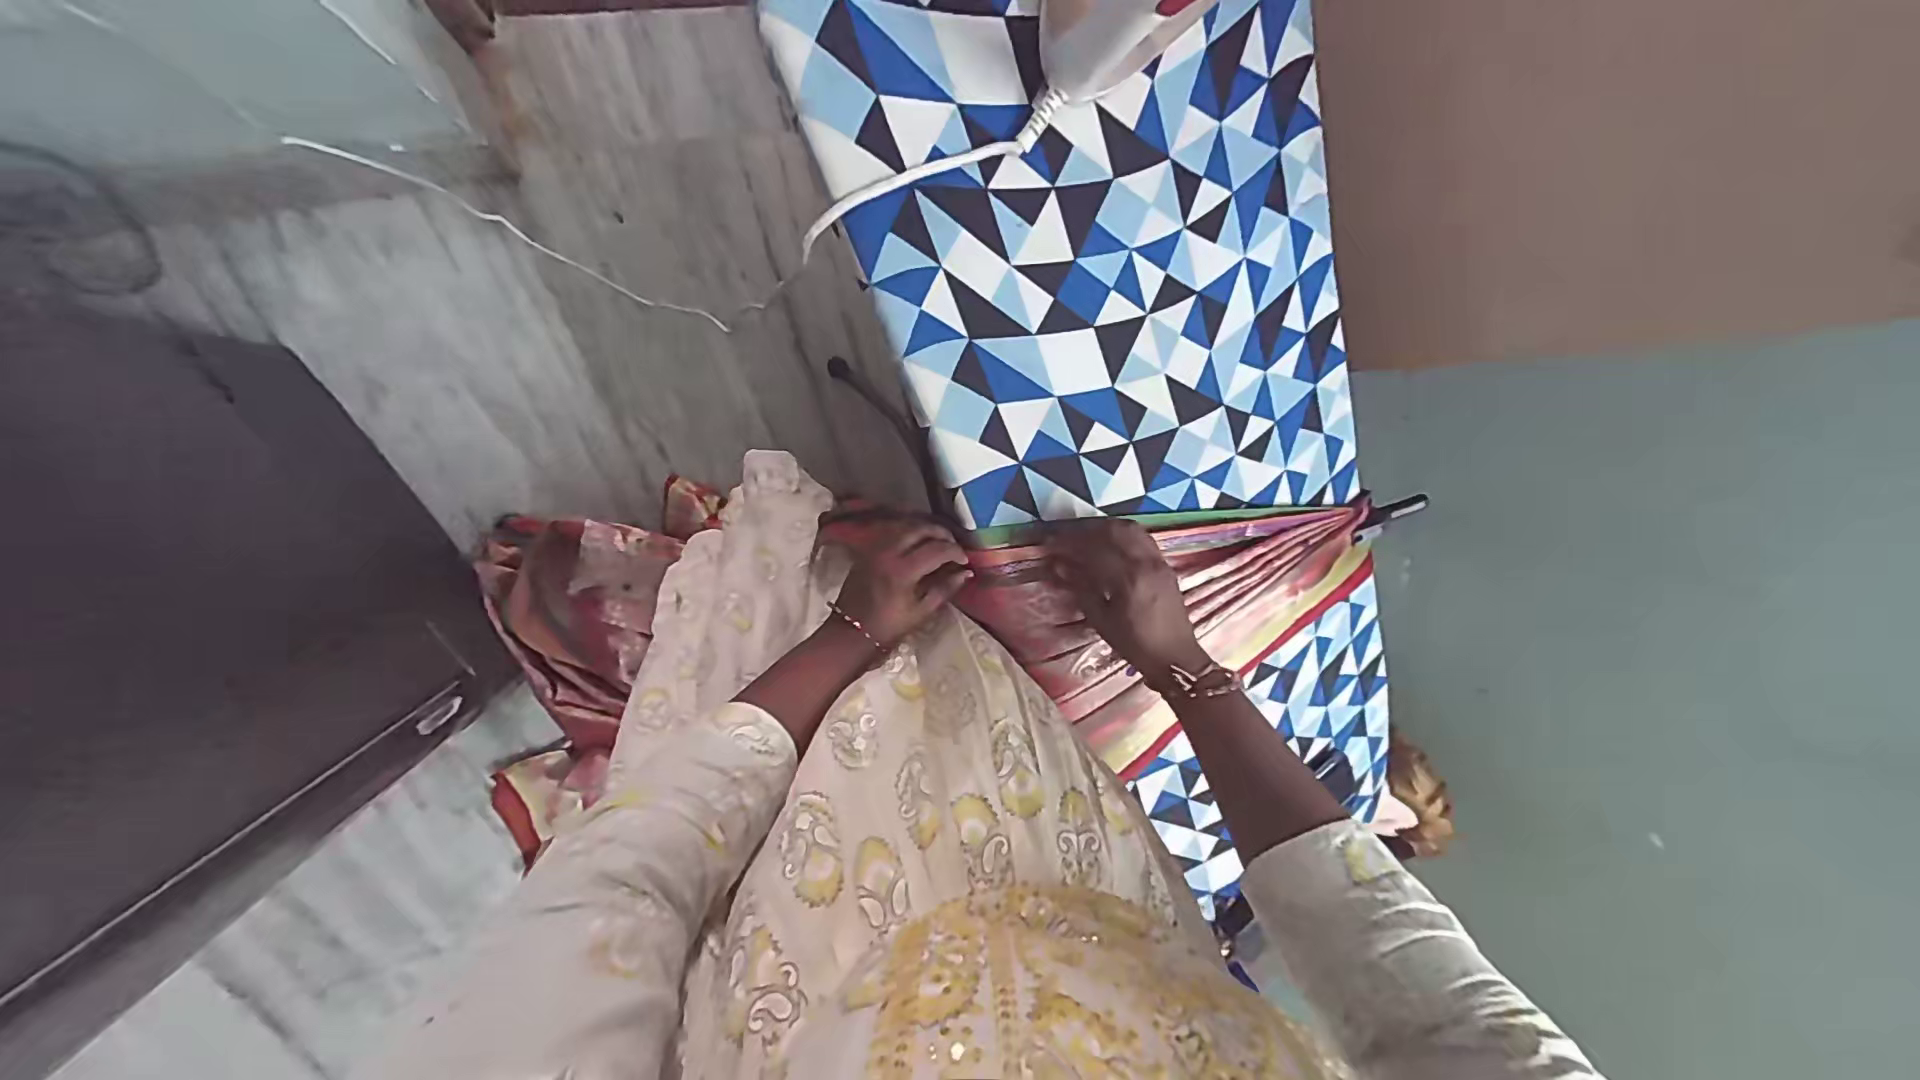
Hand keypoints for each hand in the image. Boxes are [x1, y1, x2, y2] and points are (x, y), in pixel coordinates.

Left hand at [824, 510, 970, 646]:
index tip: (965, 559)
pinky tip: (918, 542)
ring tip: (939, 540)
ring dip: (925, 529)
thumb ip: (945, 588)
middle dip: (942, 533)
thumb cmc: (888, 627)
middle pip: (921, 529)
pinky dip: (909, 532)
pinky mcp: (868, 549)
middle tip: (954, 544)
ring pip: (906, 525)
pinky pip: (893, 532)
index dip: (955, 551)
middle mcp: (889, 552)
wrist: (850, 632)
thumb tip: (966, 572)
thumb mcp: (921, 612)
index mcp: (903, 570)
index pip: (937, 549)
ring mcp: (876, 548)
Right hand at [1044, 519, 1208, 677]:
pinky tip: (1110, 542)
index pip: (1093, 549)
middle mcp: (1145, 562)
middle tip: (1066, 532)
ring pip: (1130, 529)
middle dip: (1086, 527)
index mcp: (1128, 578)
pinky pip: (1142, 538)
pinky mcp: (1165, 565)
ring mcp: (1159, 561)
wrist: (1175, 658)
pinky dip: (1122, 533)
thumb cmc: (1135, 644)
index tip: (1051, 541)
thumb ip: (1081, 588)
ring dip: (1105, 526)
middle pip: (1113, 529)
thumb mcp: (1101, 620)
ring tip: (1086, 533)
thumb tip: (1059, 565)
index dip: (1069, 543)